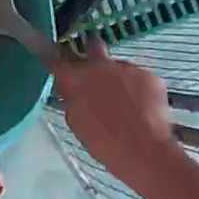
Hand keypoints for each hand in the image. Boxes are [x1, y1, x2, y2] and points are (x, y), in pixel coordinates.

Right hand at [51, 39, 180, 188]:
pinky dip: (139, 89)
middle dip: (92, 52)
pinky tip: (142, 108)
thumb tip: (72, 90)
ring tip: (126, 103)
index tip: (48, 51)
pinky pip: (140, 78)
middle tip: (96, 69)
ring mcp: (128, 68)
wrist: (144, 151)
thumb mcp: (77, 123)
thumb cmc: (104, 143)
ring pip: (120, 67)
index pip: (57, 61)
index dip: (52, 56)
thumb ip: (72, 99)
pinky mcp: (150, 75)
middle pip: (94, 47)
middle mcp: (101, 66)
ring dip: (118, 78)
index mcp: (77, 79)